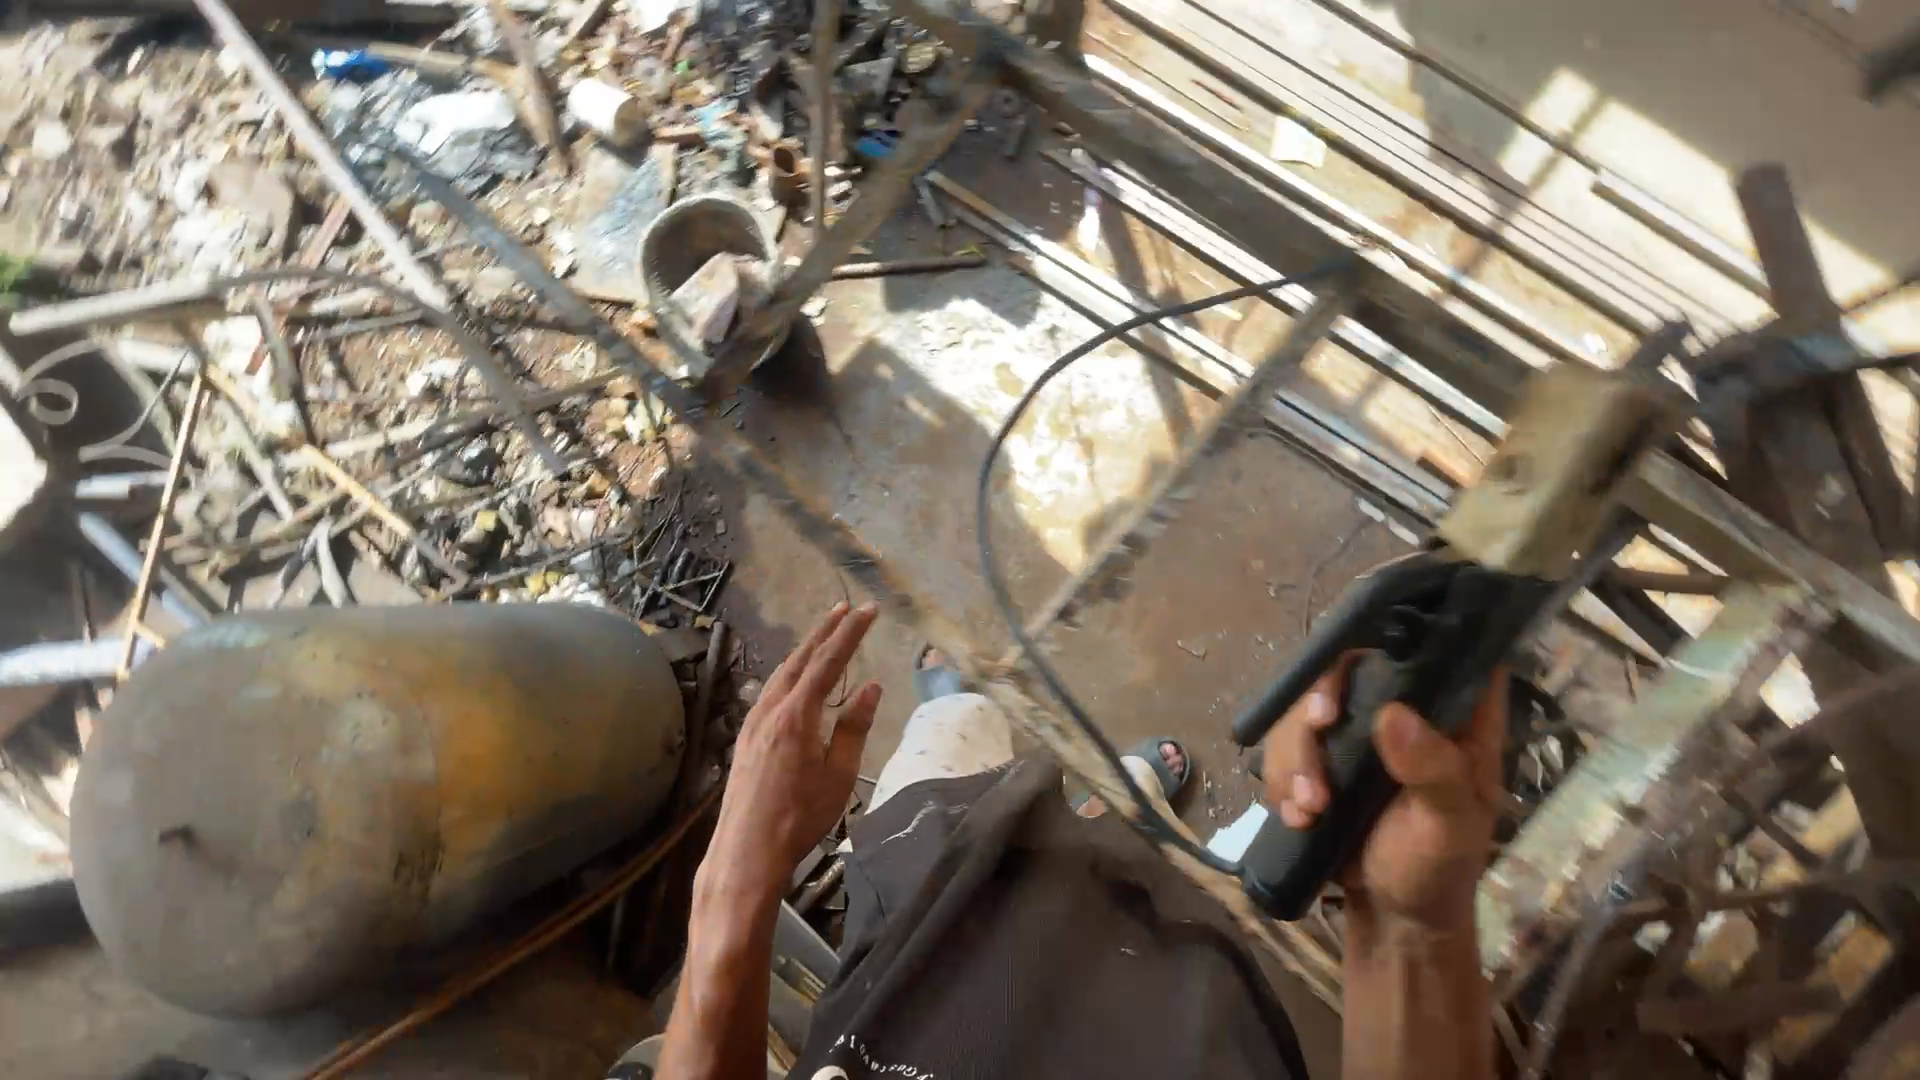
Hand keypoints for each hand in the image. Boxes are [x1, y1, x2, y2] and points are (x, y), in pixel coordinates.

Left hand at [703, 602, 883, 902]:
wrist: (746, 852)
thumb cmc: (800, 817)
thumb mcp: (838, 775)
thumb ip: (854, 727)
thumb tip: (871, 687)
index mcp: (797, 715)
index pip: (829, 662)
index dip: (850, 633)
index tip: (869, 610)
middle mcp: (771, 709)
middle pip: (801, 658)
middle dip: (826, 630)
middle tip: (847, 607)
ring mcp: (753, 721)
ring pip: (783, 671)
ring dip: (806, 648)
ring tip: (826, 630)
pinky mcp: (746, 735)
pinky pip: (771, 688)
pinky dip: (791, 670)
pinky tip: (796, 674)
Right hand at [1261, 658, 1504, 931]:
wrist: (1393, 914)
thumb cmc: (1439, 867)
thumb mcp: (1450, 824)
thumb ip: (1431, 770)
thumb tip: (1392, 714)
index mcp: (1450, 715)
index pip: (1430, 645)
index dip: (1395, 630)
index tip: (1359, 653)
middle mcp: (1397, 710)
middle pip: (1344, 669)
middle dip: (1319, 700)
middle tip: (1318, 727)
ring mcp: (1353, 734)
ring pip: (1303, 710)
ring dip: (1296, 756)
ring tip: (1309, 809)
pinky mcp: (1317, 758)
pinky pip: (1281, 746)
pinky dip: (1282, 778)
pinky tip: (1297, 815)